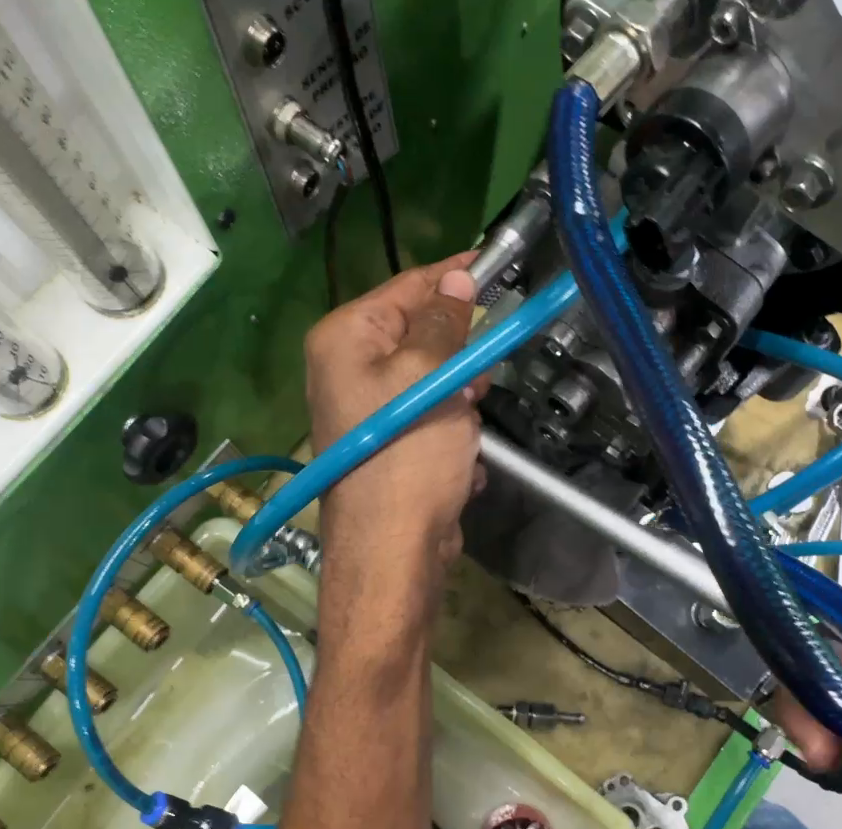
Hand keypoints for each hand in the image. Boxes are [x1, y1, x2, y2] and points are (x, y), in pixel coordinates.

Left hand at [305, 253, 481, 566]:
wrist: (394, 547)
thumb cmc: (408, 455)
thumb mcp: (431, 376)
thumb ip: (444, 322)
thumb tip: (456, 279)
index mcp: (345, 338)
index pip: (406, 287)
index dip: (452, 277)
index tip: (496, 267)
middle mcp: (347, 366)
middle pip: (419, 333)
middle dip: (458, 353)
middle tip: (477, 381)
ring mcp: (367, 407)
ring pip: (432, 376)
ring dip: (459, 398)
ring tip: (466, 427)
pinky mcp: (389, 441)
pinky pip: (430, 414)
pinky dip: (451, 430)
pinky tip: (457, 457)